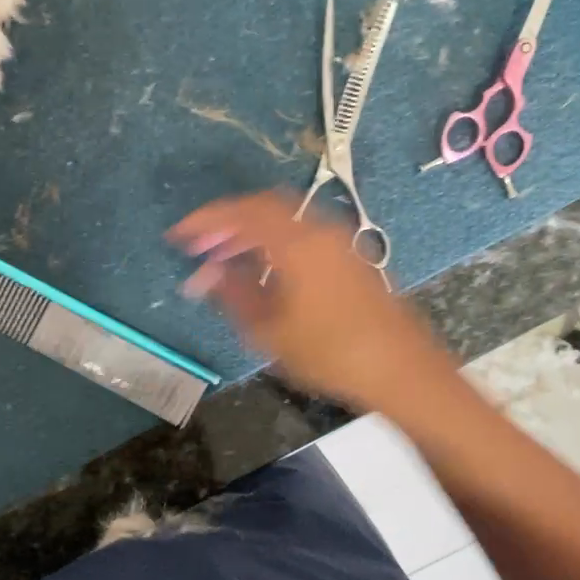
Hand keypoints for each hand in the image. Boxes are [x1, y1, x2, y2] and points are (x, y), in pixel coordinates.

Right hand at [168, 190, 454, 415]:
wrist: (402, 370)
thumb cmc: (330, 354)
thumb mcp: (268, 331)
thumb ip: (233, 294)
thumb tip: (206, 273)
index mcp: (297, 244)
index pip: (242, 213)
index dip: (205, 220)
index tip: (178, 235)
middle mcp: (321, 232)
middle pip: (264, 209)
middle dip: (226, 224)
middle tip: (198, 247)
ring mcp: (341, 244)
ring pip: (285, 222)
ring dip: (250, 234)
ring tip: (223, 261)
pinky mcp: (351, 260)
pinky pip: (302, 236)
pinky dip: (273, 244)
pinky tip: (261, 272)